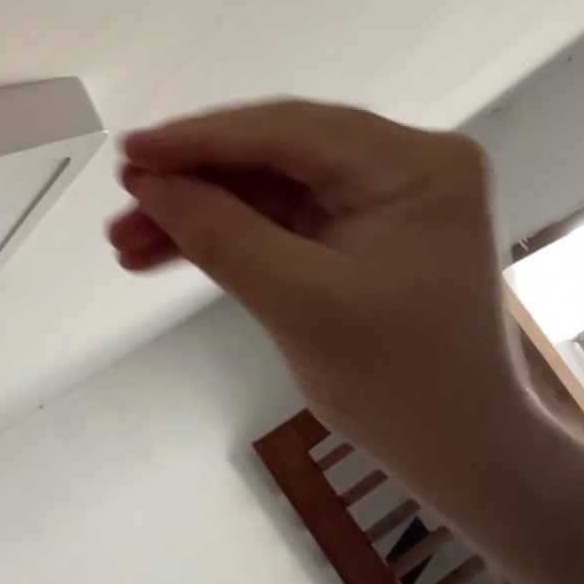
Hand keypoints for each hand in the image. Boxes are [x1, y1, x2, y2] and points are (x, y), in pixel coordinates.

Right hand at [107, 100, 542, 485]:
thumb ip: (220, 234)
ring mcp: (386, 199)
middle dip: (194, 184)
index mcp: (414, 166)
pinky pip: (285, 221)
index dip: (199, 140)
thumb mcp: (300, 303)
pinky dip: (231, 237)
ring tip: (128, 245)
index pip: (289, 132)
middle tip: (122, 210)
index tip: (128, 154)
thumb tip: (149, 182)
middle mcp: (406, 165)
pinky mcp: (365, 234)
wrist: (460, 451)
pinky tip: (169, 253)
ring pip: (272, 189)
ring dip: (202, 214)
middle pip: (277, 155)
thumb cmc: (397, 385)